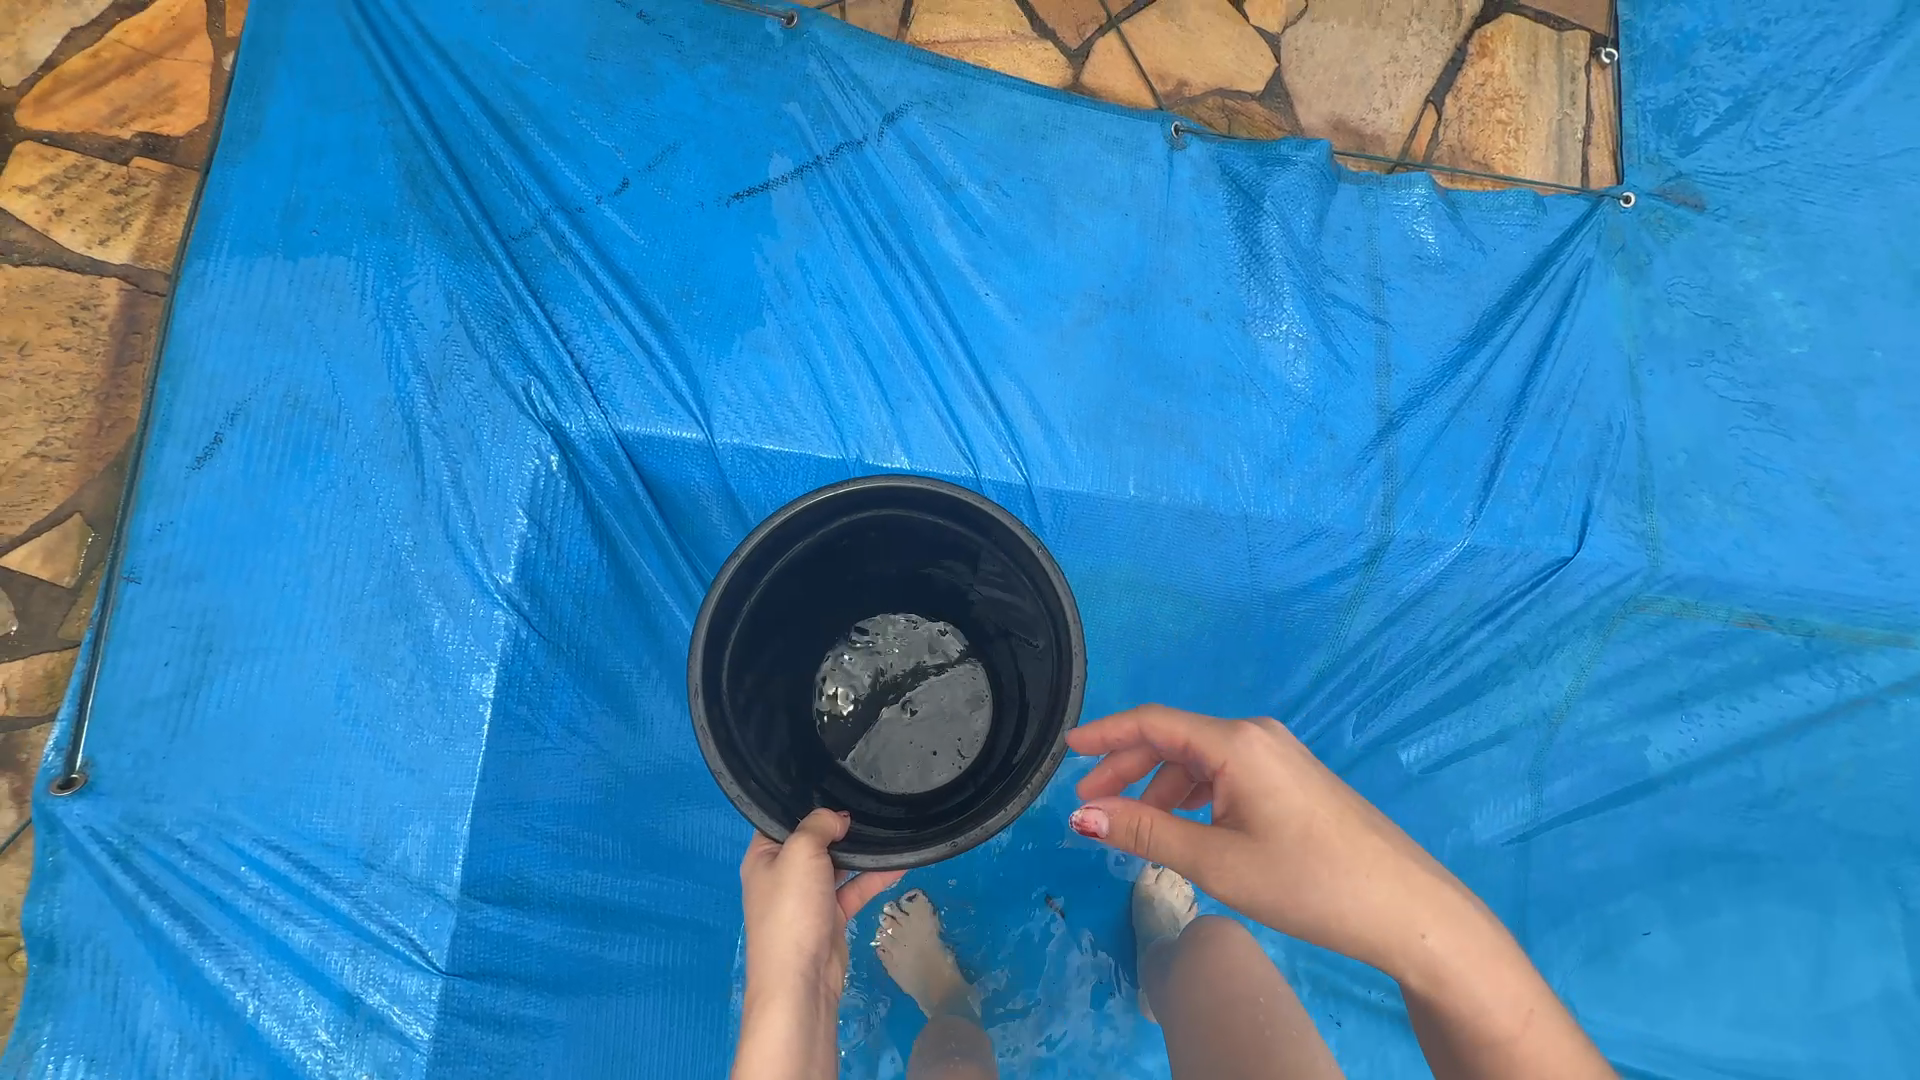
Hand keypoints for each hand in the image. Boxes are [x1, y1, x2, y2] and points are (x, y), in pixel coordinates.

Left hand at [733, 809, 903, 1079]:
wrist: (801, 982)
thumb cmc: (791, 909)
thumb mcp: (801, 852)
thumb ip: (819, 825)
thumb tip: (838, 818)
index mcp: (763, 856)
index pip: (782, 819)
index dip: (807, 802)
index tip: (837, 783)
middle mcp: (783, 874)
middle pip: (813, 840)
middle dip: (839, 824)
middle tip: (869, 801)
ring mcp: (807, 897)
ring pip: (837, 864)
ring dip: (859, 850)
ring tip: (887, 824)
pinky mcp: (830, 917)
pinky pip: (854, 889)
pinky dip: (874, 877)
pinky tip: (900, 862)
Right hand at [1068, 704, 1465, 972]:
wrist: (1411, 913)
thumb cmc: (1308, 883)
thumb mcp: (1215, 861)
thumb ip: (1144, 832)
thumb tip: (1081, 816)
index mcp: (1235, 742)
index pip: (1152, 723)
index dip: (1105, 734)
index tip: (1067, 749)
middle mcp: (1255, 735)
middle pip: (1173, 740)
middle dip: (1126, 767)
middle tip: (1088, 802)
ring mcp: (1278, 754)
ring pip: (1199, 760)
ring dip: (1159, 787)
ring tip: (1132, 826)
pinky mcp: (1292, 777)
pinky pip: (1225, 774)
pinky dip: (1192, 795)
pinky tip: (1182, 827)